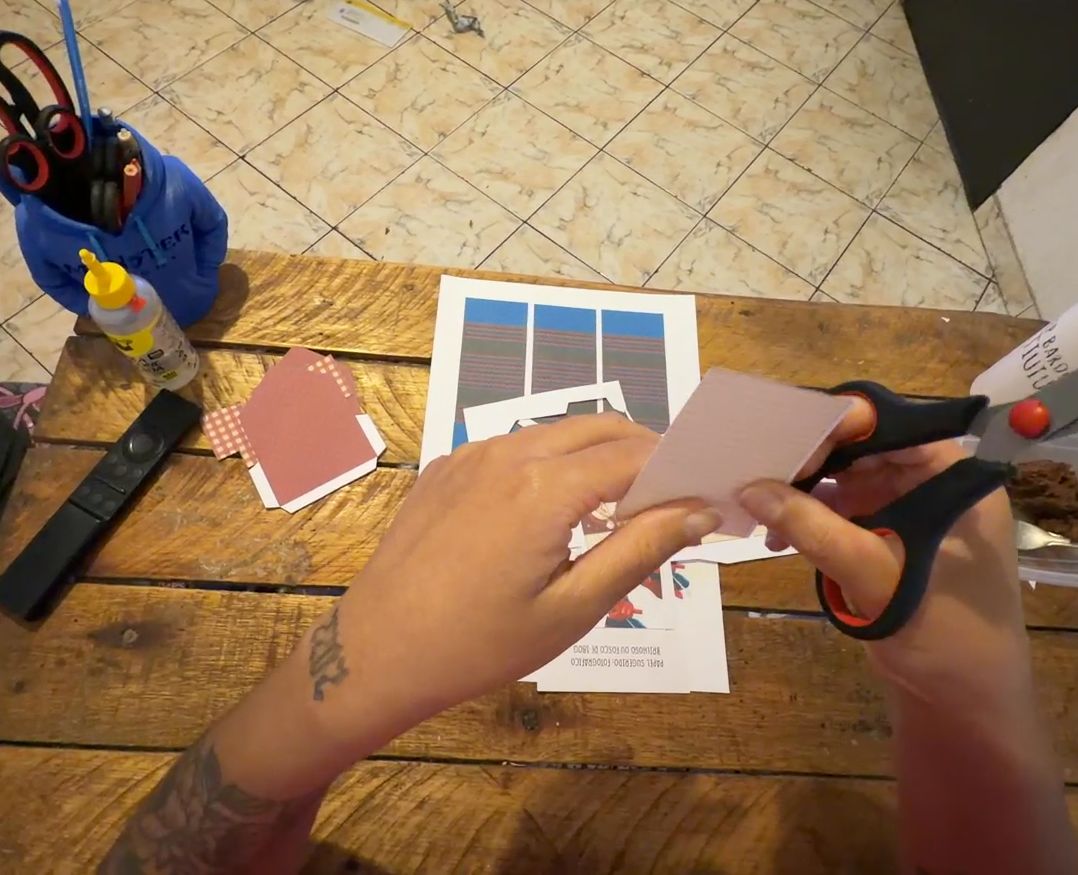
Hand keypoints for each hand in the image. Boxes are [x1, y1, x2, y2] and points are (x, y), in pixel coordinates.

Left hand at [318, 414, 715, 746]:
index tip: (702, 492)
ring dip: (594, 455)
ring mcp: (471, 453)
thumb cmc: (480, 643)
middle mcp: (509, 451)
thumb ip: (638, 550)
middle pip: (598, 427)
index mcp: (545, 486)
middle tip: (666, 497)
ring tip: (613, 506)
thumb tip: (698, 510)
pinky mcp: (447, 464)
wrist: (376, 650)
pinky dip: (549, 462)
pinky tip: (547, 511)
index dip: (675, 467)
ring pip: (555, 432)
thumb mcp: (571, 608)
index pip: (634, 454)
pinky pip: (514, 447)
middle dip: (642, 451)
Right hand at [737, 401, 1029, 709]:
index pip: (892, 424)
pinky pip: (839, 509)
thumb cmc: (945, 636)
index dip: (838, 422)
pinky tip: (776, 534)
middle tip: (759, 465)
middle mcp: (931, 483)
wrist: (965, 706)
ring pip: (843, 477)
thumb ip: (814, 528)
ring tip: (758, 500)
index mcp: (952, 477)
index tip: (784, 432)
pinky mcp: (886, 535)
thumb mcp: (877, 576)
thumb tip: (750, 489)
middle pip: (861, 448)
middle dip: (809, 457)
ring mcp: (908, 509)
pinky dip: (808, 516)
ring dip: (802, 489)